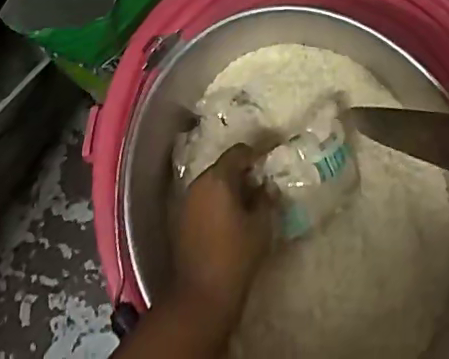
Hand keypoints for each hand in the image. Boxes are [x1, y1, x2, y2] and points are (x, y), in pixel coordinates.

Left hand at [173, 143, 273, 325]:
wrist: (200, 295)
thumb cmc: (236, 256)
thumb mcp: (261, 226)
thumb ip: (266, 199)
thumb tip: (266, 185)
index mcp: (218, 178)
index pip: (238, 153)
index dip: (255, 155)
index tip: (268, 164)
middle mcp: (198, 183)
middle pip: (223, 167)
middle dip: (241, 173)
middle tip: (260, 187)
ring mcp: (186, 201)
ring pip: (211, 185)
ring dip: (228, 189)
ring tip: (247, 205)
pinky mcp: (180, 220)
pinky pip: (202, 200)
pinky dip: (216, 203)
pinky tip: (229, 220)